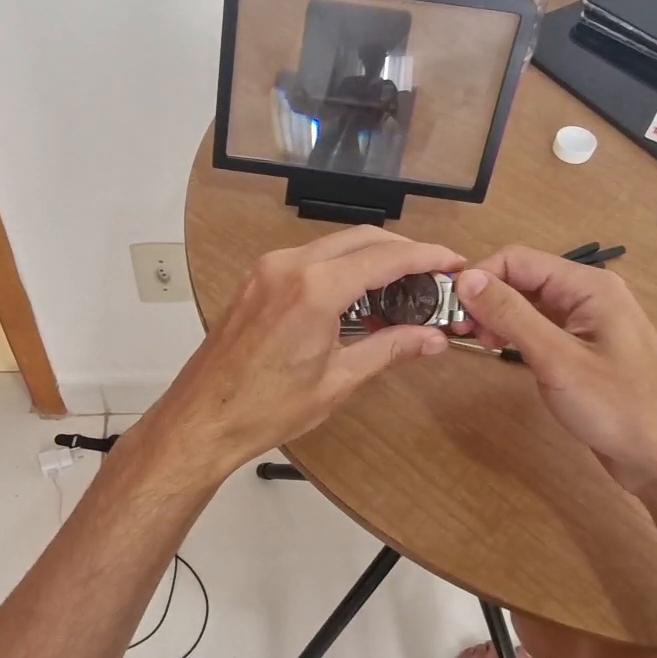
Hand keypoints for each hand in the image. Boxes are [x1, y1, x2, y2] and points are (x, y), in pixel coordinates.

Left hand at [142, 227, 464, 479]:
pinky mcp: (255, 282)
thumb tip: (433, 339)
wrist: (203, 419)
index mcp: (314, 289)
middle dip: (401, 252)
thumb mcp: (337, 381)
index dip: (426, 257)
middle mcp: (289, 266)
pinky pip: (307, 260)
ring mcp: (267, 270)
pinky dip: (338, 269)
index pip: (385, 257)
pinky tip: (355, 298)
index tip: (453, 263)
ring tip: (399, 291)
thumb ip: (389, 348)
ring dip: (369, 259)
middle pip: (361, 238)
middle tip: (432, 277)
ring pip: (333, 246)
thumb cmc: (266, 408)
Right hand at [454, 247, 656, 493]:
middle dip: (487, 299)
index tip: (450, 310)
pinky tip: (504, 354)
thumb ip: (512, 315)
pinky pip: (543, 329)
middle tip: (460, 332)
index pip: (519, 259)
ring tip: (481, 345)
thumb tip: (466, 279)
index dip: (480, 278)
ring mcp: (589, 324)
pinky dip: (517, 336)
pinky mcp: (585, 351)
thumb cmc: (619, 407)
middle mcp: (590, 296)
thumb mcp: (557, 359)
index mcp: (589, 286)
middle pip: (524, 279)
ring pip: (531, 305)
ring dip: (500, 318)